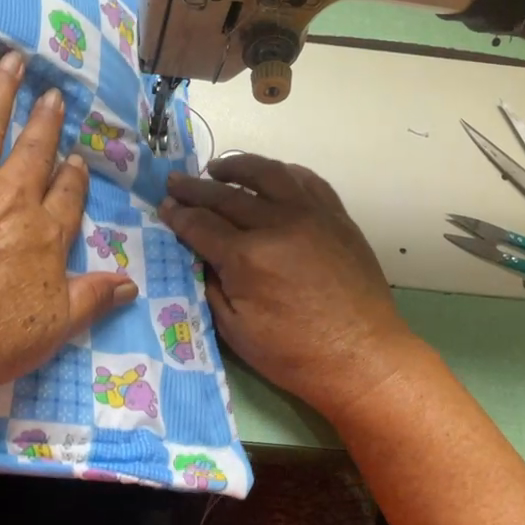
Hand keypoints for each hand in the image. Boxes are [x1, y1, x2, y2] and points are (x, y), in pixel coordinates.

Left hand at [0, 50, 136, 407]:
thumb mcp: (52, 330)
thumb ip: (92, 301)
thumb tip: (131, 285)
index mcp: (44, 236)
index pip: (66, 198)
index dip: (73, 177)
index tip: (76, 159)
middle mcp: (9, 196)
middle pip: (33, 151)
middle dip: (44, 122)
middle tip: (52, 96)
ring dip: (1, 89)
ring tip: (11, 61)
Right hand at [160, 154, 421, 420]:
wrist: (361, 357)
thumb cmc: (293, 354)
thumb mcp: (235, 331)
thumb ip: (212, 287)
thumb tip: (200, 258)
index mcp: (247, 257)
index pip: (201, 225)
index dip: (178, 216)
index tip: (164, 208)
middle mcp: (278, 224)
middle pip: (227, 195)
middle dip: (196, 189)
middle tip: (175, 182)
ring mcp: (312, 215)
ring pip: (269, 174)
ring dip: (238, 167)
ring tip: (218, 168)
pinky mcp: (337, 218)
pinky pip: (307, 181)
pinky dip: (283, 173)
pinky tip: (271, 177)